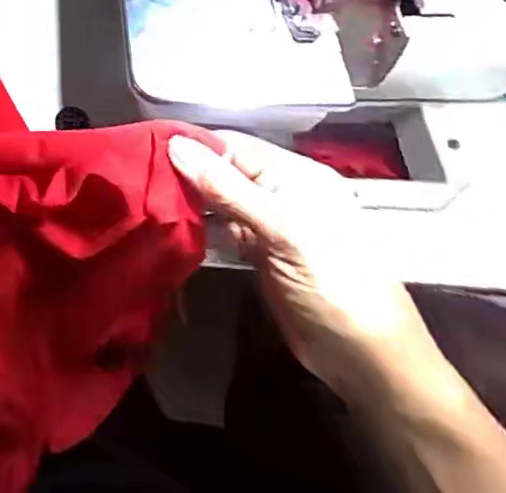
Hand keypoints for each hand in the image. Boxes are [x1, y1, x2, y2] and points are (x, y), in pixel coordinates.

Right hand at [167, 131, 435, 402]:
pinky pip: (223, 229)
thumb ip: (228, 188)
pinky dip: (201, 227)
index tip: (148, 148)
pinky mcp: (259, 254)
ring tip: (146, 197)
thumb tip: (176, 145)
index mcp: (293, 173)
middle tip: (139, 175)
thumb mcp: (282, 229)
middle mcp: (280, 192)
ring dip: (190, 199)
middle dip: (187, 170)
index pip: (234, 145)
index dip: (194, 144)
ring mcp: (269, 224)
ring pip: (221, 200)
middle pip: (224, 170)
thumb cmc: (333, 283)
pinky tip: (174, 226)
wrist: (366, 359)